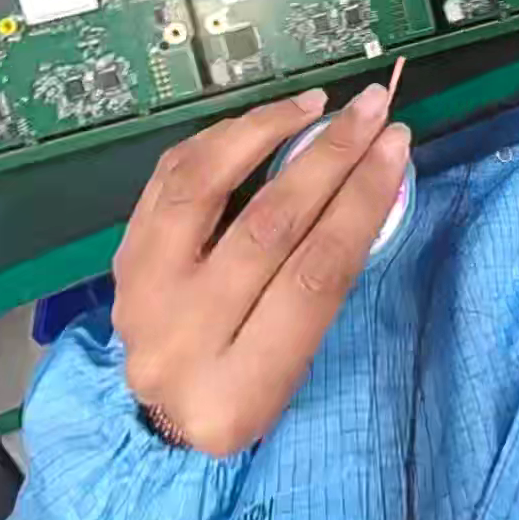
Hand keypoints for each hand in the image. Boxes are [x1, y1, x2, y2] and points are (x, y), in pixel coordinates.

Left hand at [111, 84, 409, 456]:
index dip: (362, 201)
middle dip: (330, 156)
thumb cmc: (249, 385)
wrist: (159, 414)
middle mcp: (180, 342)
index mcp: (241, 392)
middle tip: (370, 108)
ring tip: (313, 105)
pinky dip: (222, 138)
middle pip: (267, 227)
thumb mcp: (299, 361)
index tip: (396, 145)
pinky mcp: (123, 255)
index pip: (316, 277)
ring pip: (205, 186)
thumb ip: (327, 277)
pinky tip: (261, 121)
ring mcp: (140, 294)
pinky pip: (171, 175)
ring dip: (267, 130)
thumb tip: (368, 177)